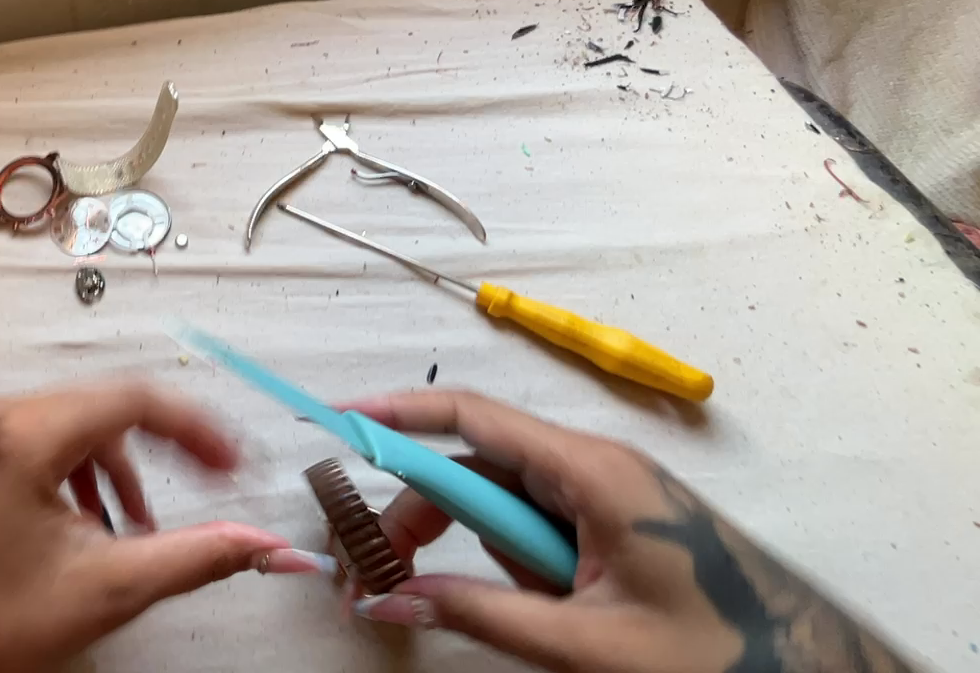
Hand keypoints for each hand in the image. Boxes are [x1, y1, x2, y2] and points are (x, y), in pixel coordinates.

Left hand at [0, 382, 289, 672]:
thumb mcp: (110, 588)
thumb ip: (199, 556)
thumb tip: (262, 543)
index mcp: (21, 436)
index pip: (131, 401)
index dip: (194, 428)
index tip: (231, 460)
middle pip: (109, 405)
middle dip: (166, 444)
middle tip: (214, 476)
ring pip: (84, 419)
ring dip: (125, 463)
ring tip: (143, 521)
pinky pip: (54, 434)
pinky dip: (89, 468)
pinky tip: (102, 515)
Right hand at [338, 390, 913, 672]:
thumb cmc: (721, 658)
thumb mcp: (590, 648)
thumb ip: (482, 614)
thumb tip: (388, 596)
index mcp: (586, 469)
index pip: (468, 416)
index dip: (396, 411)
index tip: (338, 418)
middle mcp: (586, 465)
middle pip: (472, 465)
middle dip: (425, 515)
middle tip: (383, 567)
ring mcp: (599, 492)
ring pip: (501, 503)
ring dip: (486, 554)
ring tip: (531, 621)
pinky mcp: (608, 521)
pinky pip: (535, 527)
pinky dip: (521, 565)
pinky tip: (561, 614)